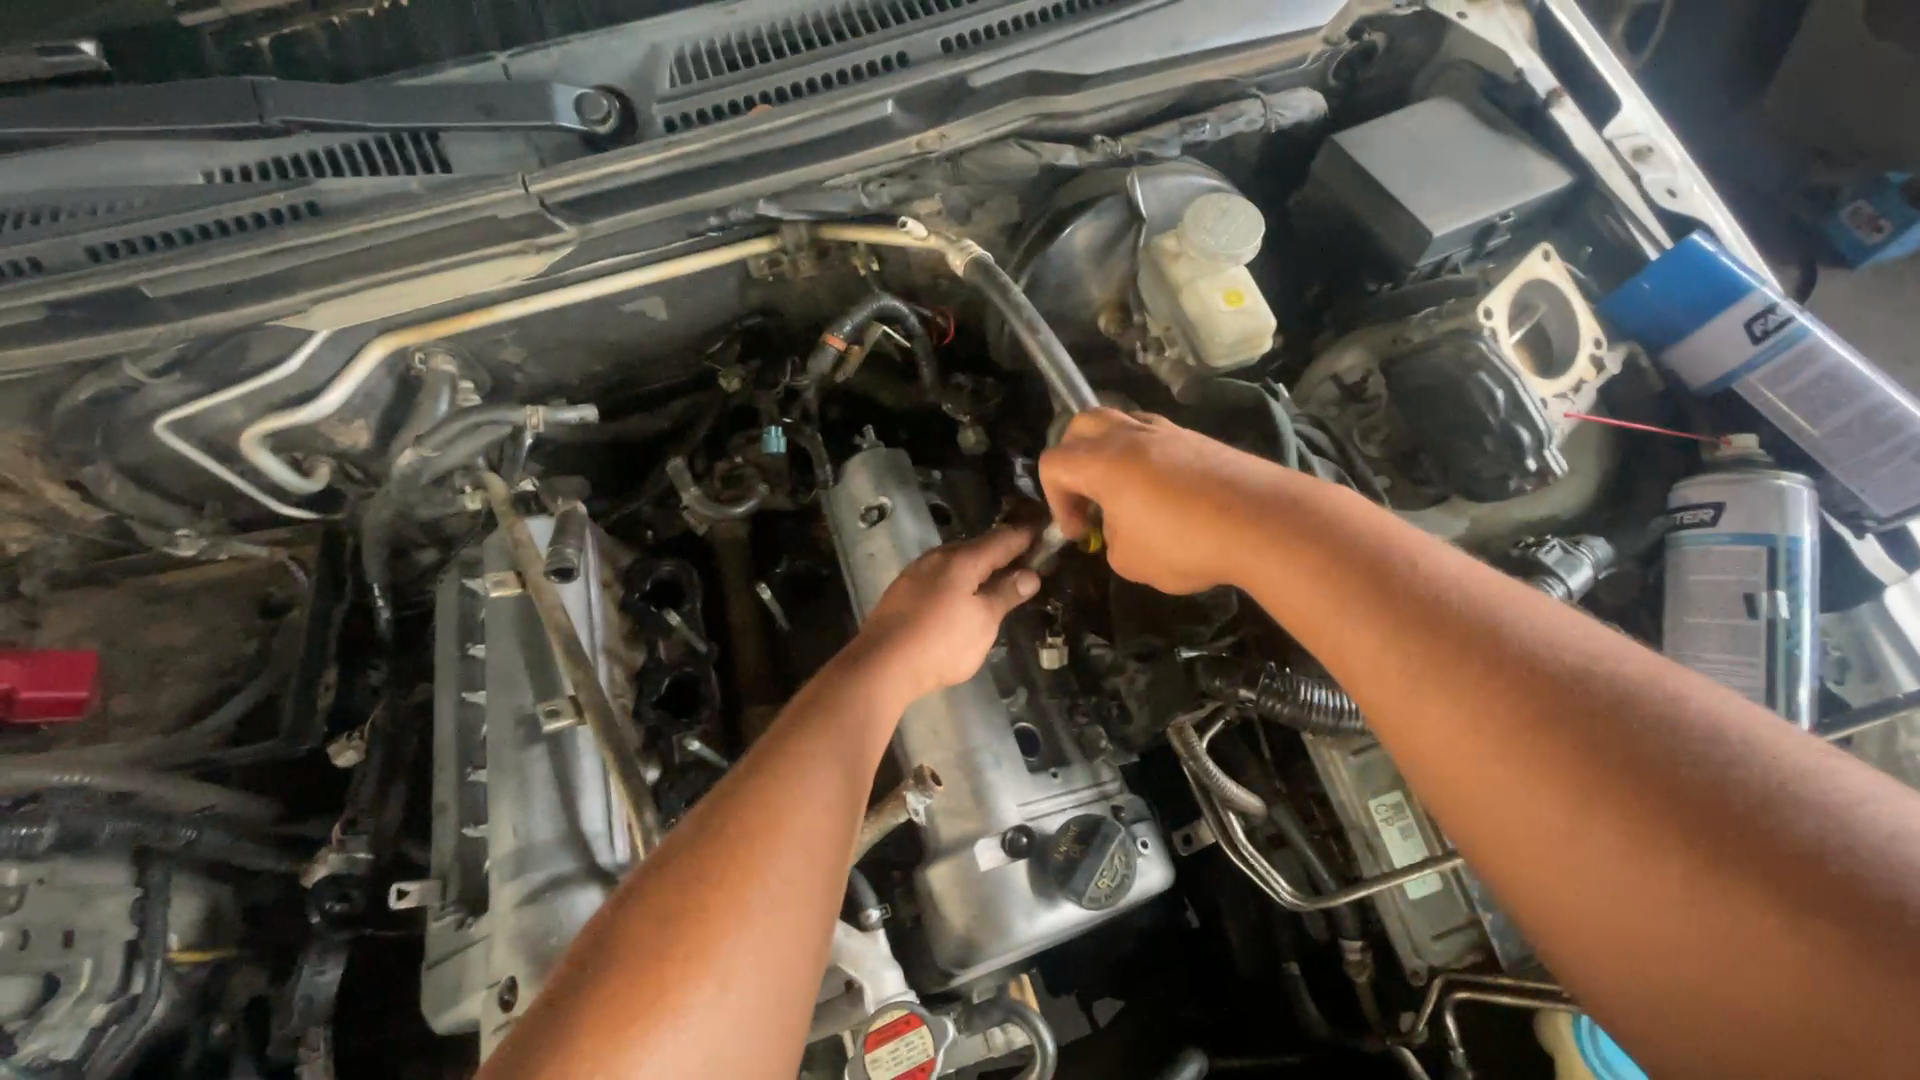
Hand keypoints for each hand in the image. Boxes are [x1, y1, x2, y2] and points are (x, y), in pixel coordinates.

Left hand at [854, 525, 1041, 702]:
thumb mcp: (983, 621)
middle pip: (975, 548)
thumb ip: (1005, 594)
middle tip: (1025, 559)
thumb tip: (1029, 574)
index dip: (1025, 537)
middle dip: (1000, 552)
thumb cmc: (941, 643)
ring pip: (954, 562)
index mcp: (961, 559)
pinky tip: (960, 596)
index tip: (1044, 532)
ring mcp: (914, 574)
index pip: (1002, 540)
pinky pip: (938, 577)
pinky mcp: (901, 593)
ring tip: (996, 579)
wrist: (881, 666)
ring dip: (977, 567)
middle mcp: (936, 558)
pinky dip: (956, 581)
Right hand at [1039, 408, 1289, 594]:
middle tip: (1089, 497)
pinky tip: (1164, 494)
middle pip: (1082, 425)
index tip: (1080, 533)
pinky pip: (1157, 437)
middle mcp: (1131, 436)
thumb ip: (1111, 541)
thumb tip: (1120, 529)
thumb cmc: (1186, 543)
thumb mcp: (1129, 561)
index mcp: (1102, 461)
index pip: (1053, 463)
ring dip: (1111, 454)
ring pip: (1123, 424)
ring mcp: (1169, 432)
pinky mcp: (1200, 440)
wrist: (1264, 522)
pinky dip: (1147, 459)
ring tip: (1126, 494)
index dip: (1055, 500)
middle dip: (1074, 459)